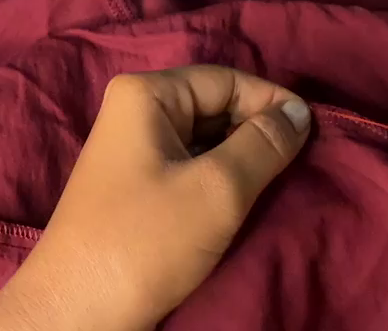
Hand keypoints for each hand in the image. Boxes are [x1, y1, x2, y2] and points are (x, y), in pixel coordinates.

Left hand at [0, 65, 312, 330]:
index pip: (225, 79)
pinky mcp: (134, 183)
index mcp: (146, 93)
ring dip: (241, 156)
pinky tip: (245, 197)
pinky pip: (189, 163)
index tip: (314, 132)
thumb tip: (299, 112)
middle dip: (257, 129)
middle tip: (302, 160)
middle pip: (214, 104)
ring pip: (204, 136)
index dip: (271, 102)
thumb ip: (264, 144)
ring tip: (280, 180)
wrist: (73, 314)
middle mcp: (135, 108)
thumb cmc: (144, 242)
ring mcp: (132, 147)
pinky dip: (220, 176)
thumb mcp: (216, 190)